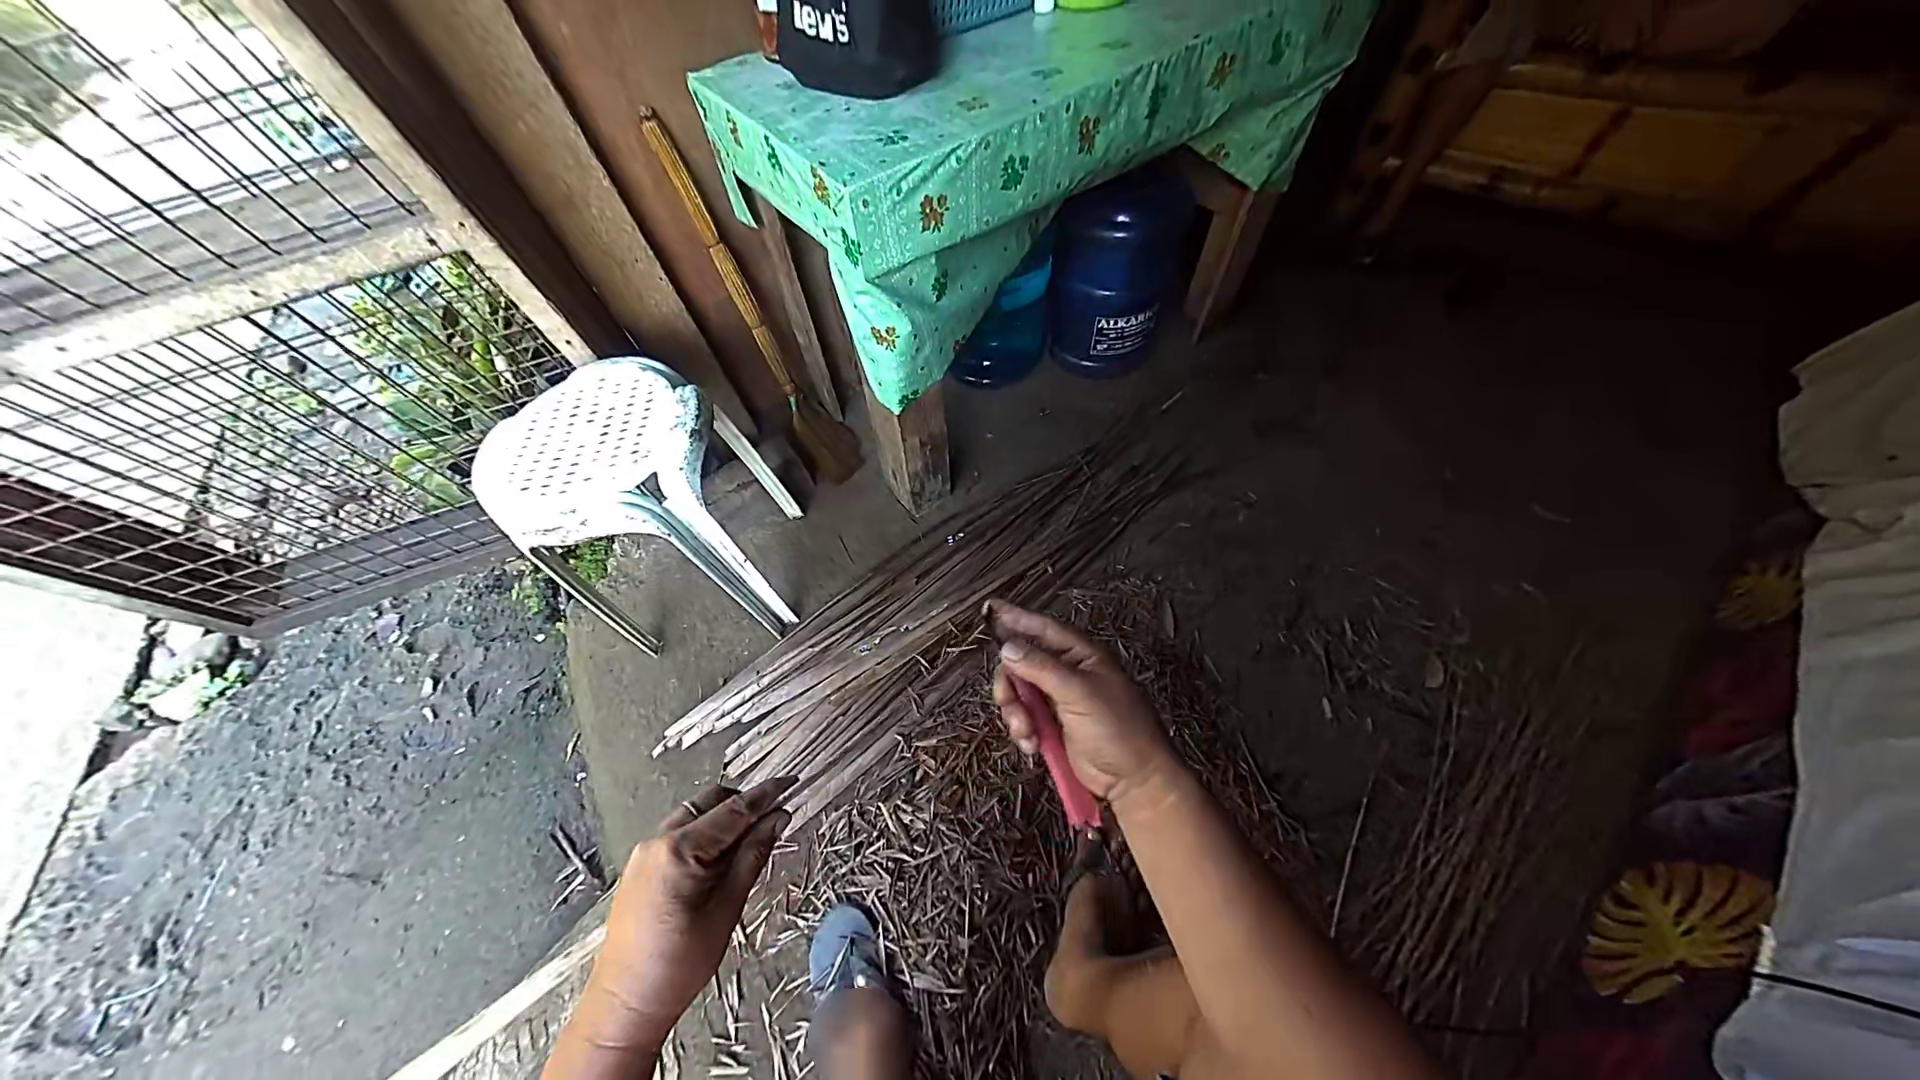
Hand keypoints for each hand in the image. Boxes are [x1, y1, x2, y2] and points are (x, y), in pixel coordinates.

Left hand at [586, 777, 794, 1048]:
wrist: (625, 1006)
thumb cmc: (677, 966)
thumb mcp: (727, 907)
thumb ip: (753, 854)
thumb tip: (777, 819)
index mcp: (679, 850)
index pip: (734, 809)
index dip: (766, 794)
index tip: (790, 783)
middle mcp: (657, 841)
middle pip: (711, 800)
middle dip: (744, 804)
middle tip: (775, 816)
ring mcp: (644, 853)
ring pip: (695, 815)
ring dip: (725, 818)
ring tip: (752, 840)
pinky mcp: (641, 866)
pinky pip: (679, 833)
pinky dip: (706, 833)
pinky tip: (723, 856)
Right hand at [987, 599, 1176, 804]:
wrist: (1133, 781)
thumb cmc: (1117, 729)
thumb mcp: (1079, 694)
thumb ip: (1041, 668)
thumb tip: (1007, 647)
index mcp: (1081, 656)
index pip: (1043, 629)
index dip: (1016, 618)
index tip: (990, 608)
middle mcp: (1067, 673)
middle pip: (1022, 663)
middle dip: (1011, 684)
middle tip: (1009, 702)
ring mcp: (1058, 700)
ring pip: (1018, 693)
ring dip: (1015, 713)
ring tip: (1027, 732)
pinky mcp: (1052, 726)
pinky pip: (1023, 717)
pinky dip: (1022, 730)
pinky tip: (1032, 745)